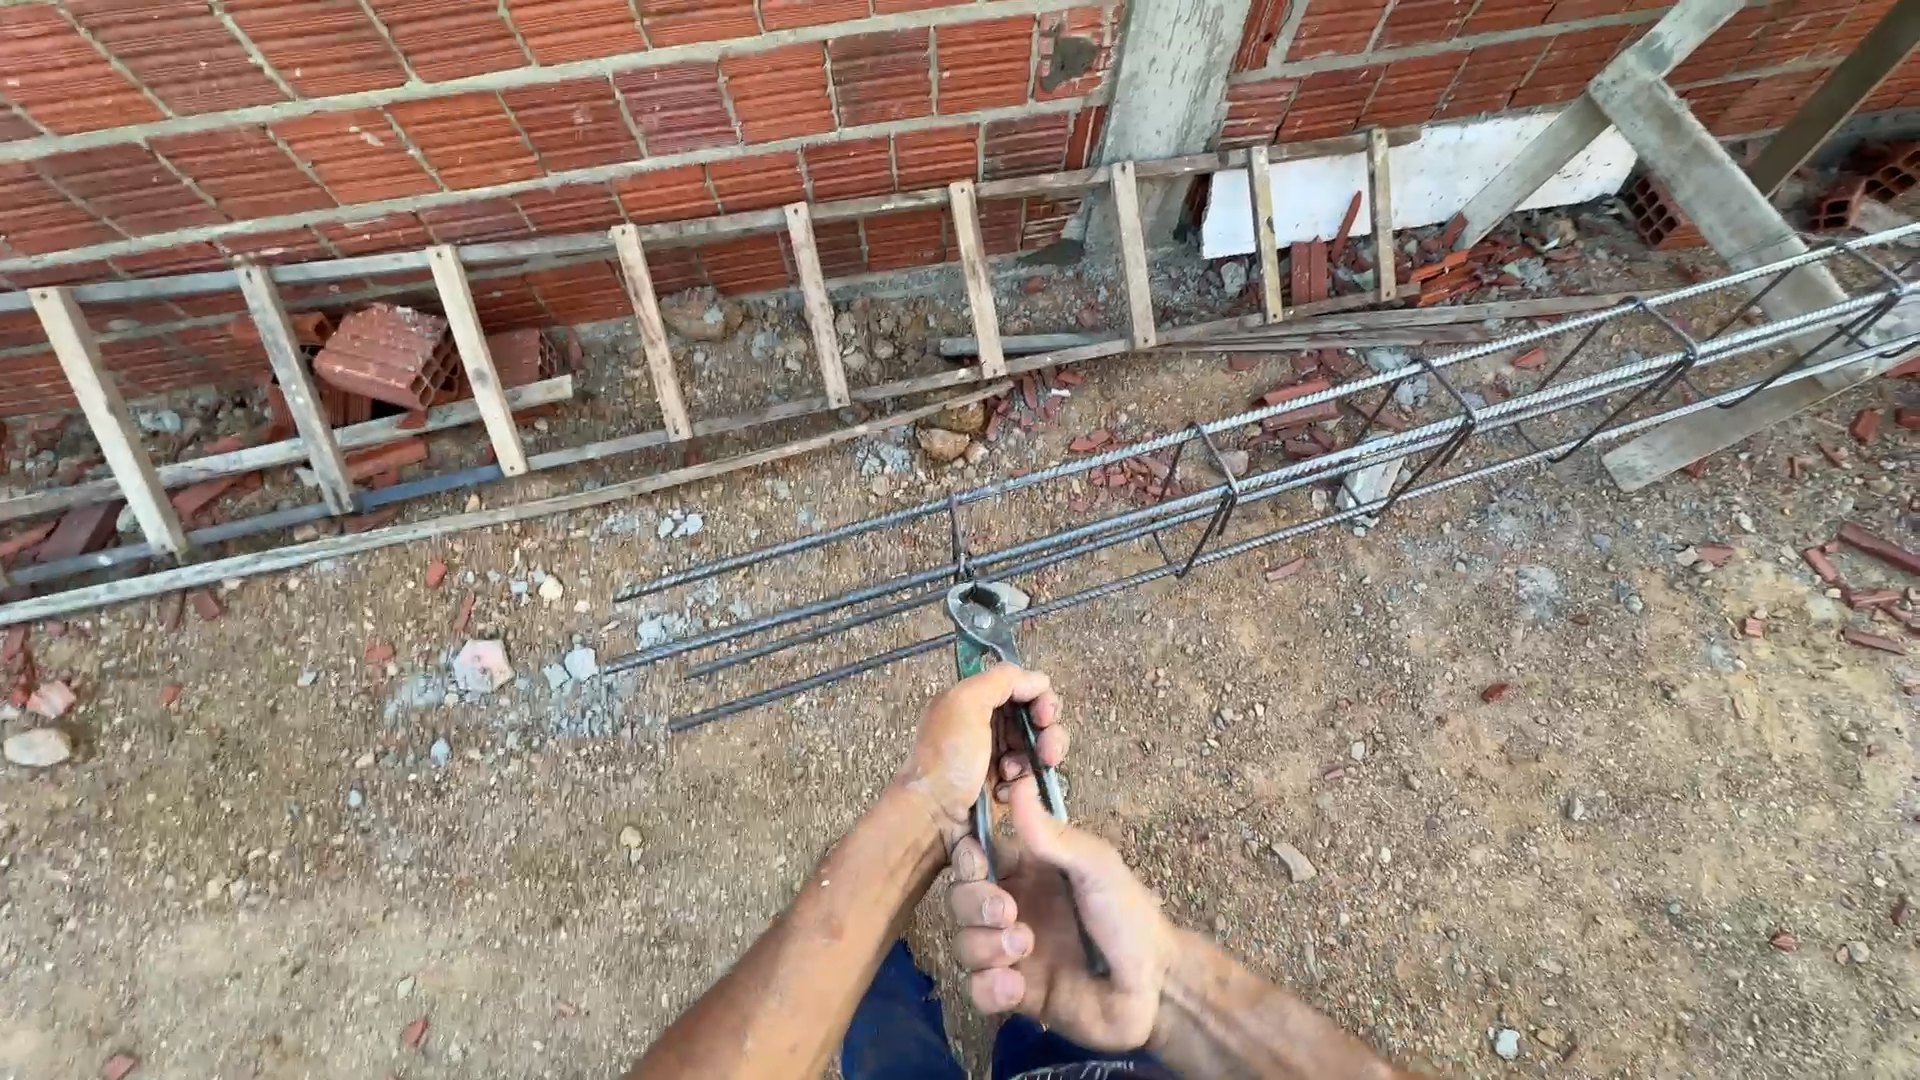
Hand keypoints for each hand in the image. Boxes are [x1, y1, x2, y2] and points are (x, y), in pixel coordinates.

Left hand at [892, 664, 1064, 849]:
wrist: (932, 815)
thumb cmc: (948, 757)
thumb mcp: (966, 703)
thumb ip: (1002, 680)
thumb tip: (1038, 680)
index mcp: (975, 697)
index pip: (1023, 685)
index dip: (1039, 697)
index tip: (1044, 716)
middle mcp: (987, 721)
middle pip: (1037, 715)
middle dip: (1048, 731)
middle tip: (1047, 751)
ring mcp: (997, 753)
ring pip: (1039, 745)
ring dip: (1037, 758)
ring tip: (1015, 773)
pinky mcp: (1004, 782)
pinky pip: (1030, 774)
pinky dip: (1025, 780)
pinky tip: (1008, 789)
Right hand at [946, 769, 1175, 1051]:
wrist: (1154, 988)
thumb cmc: (1127, 914)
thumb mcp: (1094, 865)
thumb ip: (1052, 834)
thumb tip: (1018, 783)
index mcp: (1026, 869)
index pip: (974, 854)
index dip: (965, 858)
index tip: (977, 862)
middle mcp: (1011, 905)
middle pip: (959, 898)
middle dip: (974, 904)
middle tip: (1008, 913)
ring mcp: (1010, 951)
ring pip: (962, 943)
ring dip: (984, 946)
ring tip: (1025, 949)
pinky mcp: (1014, 994)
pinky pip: (975, 990)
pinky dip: (989, 988)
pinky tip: (1018, 988)